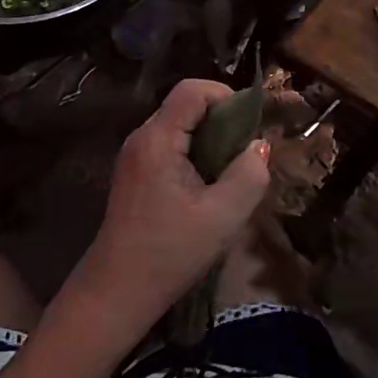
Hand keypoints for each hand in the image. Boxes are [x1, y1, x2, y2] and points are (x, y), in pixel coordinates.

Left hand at [75, 80, 270, 321]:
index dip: (226, 96)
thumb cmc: (170, 251)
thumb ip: (249, 175)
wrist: (119, 287)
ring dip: (209, 141)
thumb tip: (259, 144)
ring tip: (231, 172)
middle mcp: (141, 138)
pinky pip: (169, 147)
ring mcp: (134, 156)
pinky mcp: (135, 173)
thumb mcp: (223, 217)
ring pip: (178, 128)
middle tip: (246, 154)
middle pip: (184, 107)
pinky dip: (194, 155)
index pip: (191, 91)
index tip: (251, 125)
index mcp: (157, 139)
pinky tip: (208, 187)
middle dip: (221, 121)